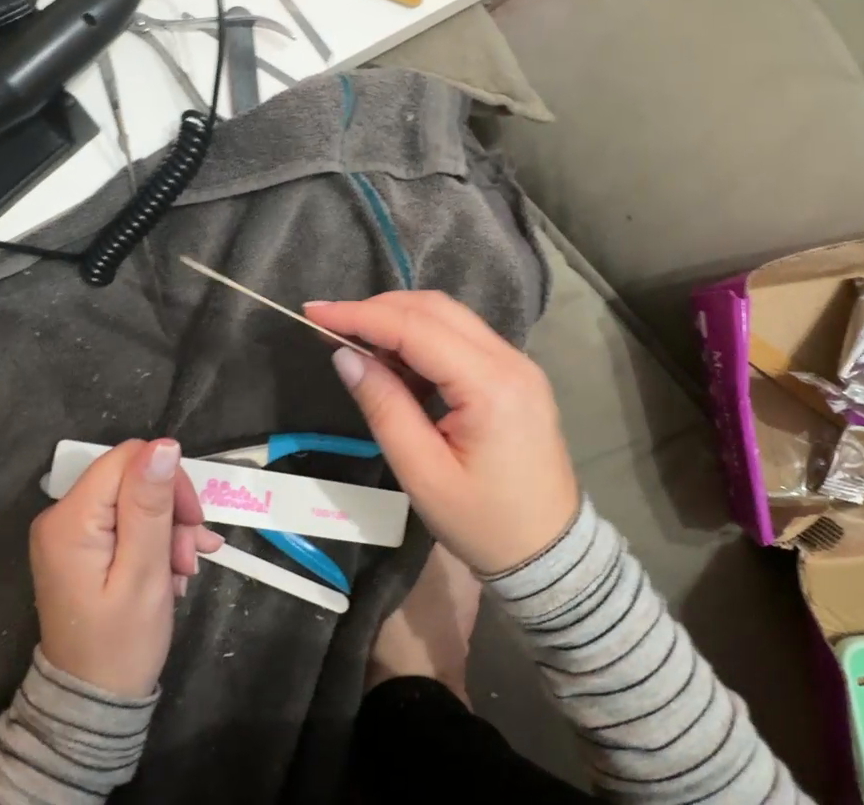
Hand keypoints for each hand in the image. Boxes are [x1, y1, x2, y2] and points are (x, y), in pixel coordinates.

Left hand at [30, 438, 224, 696]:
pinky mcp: (80, 548)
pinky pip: (124, 523)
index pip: (129, 459)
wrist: (93, 704)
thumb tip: (164, 443)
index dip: (169, 482)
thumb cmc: (122, 643)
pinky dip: (153, 542)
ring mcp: (69, 533)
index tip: (192, 524)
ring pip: (133, 500)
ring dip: (168, 531)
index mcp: (70, 518)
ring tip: (183, 573)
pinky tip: (172, 572)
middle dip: (170, 511)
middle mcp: (61, 515)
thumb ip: (151, 505)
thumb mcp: (145, 572)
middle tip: (190, 558)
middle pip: (131, 478)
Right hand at [305, 292, 578, 575]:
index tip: (314, 312)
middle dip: (379, 309)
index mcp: (491, 386)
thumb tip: (344, 356)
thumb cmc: (482, 523)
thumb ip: (384, 406)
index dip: (361, 315)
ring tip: (357, 345)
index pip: (416, 328)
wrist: (549, 554)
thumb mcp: (422, 473)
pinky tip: (396, 364)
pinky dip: (423, 339)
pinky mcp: (516, 376)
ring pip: (450, 317)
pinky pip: (463, 338)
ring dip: (400, 321)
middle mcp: (511, 361)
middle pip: (436, 309)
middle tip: (331, 325)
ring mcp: (518, 365)